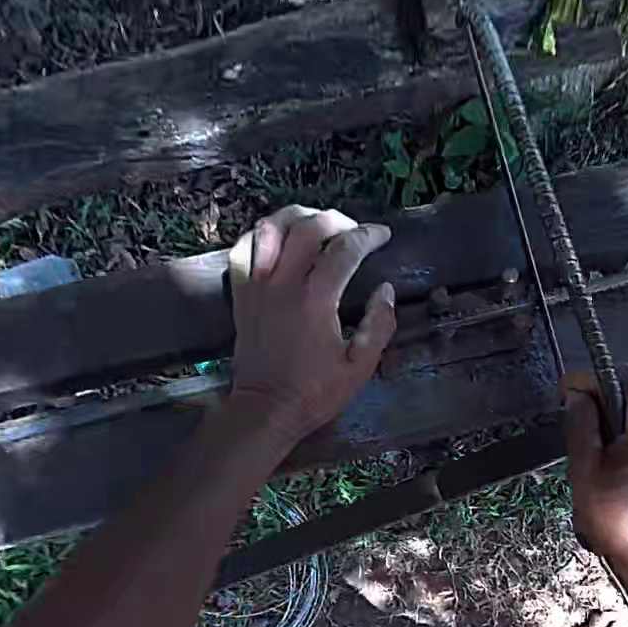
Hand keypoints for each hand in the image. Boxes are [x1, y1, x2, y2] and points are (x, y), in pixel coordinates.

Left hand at [225, 205, 396, 440]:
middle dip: (336, 220)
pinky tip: (276, 238)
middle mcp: (283, 283)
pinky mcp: (241, 295)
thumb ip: (380, 326)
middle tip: (353, 229)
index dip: (368, 237)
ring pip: (271, 229)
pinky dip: (260, 235)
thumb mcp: (360, 367)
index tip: (382, 236)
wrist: (267, 409)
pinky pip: (243, 249)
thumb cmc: (316, 393)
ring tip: (315, 223)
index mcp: (316, 299)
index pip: (345, 250)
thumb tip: (386, 291)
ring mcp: (257, 286)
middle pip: (308, 228)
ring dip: (296, 217)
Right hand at [563, 364, 627, 583]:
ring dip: (602, 437)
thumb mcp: (586, 465)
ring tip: (589, 469)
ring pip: (626, 424)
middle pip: (624, 399)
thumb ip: (580, 423)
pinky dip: (615, 451)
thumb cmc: (616, 513)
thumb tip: (577, 392)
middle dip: (595, 414)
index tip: (563, 399)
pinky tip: (603, 480)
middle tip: (575, 445)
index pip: (619, 376)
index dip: (588, 381)